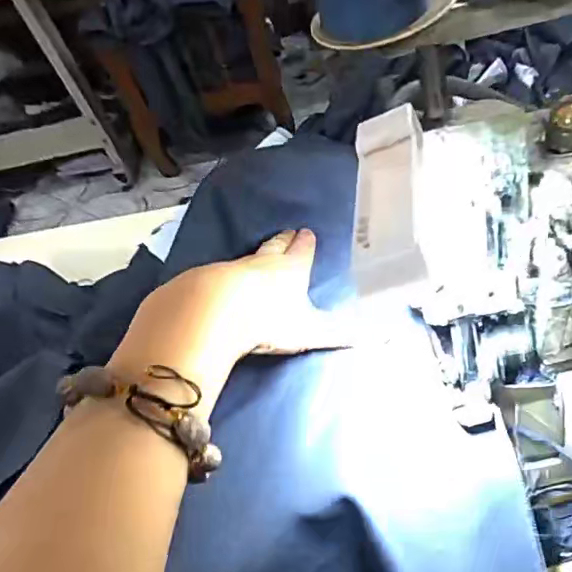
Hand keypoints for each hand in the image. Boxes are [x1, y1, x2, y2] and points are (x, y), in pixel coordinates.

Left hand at [114, 228, 346, 387]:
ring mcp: (232, 268)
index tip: (307, 233)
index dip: (306, 244)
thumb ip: (335, 334)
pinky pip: (222, 272)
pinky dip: (229, 273)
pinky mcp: (205, 280)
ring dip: (257, 254)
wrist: (215, 311)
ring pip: (249, 256)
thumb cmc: (270, 319)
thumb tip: (365, 338)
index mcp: (292, 270)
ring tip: (261, 253)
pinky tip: (228, 279)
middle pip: (275, 246)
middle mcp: (263, 262)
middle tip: (288, 233)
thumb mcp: (310, 331)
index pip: (302, 252)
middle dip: (284, 240)